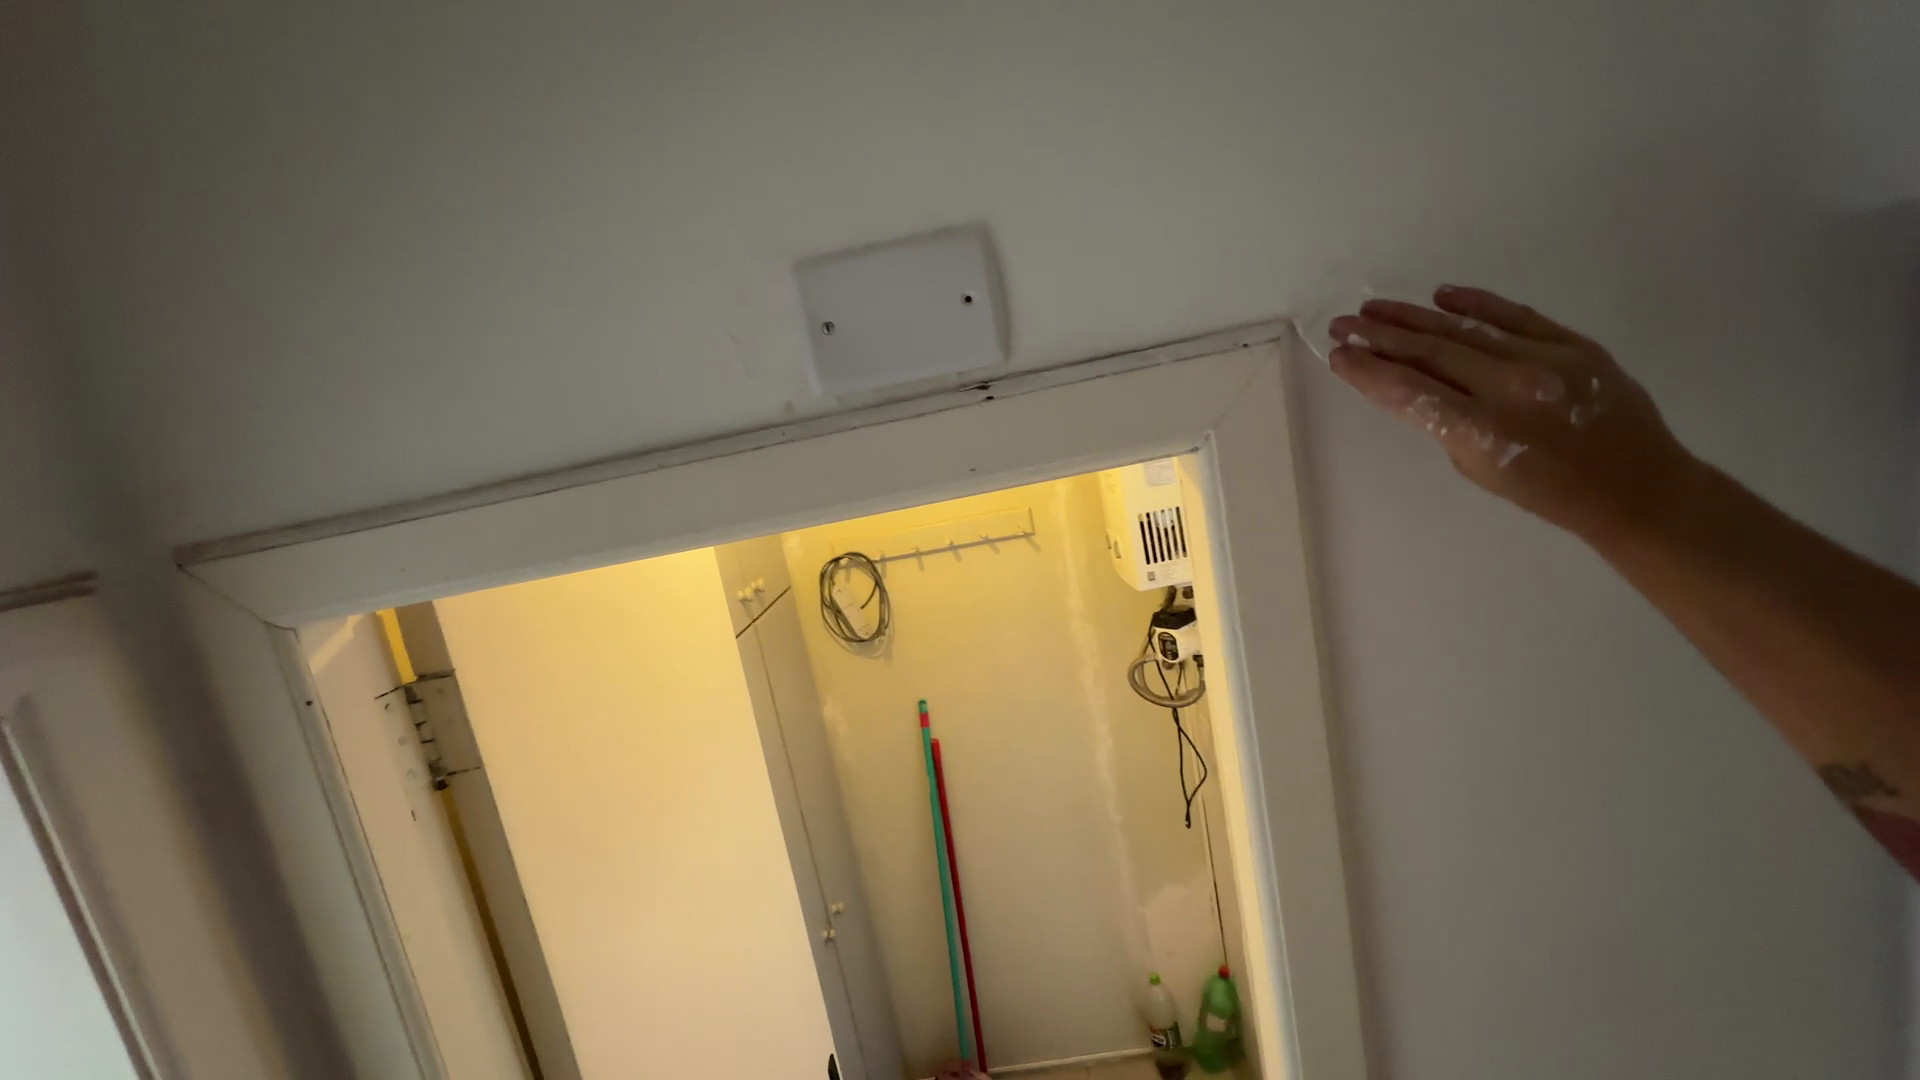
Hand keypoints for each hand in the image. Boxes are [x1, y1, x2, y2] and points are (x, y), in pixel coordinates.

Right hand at [1327, 285, 1699, 541]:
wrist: (1633, 485)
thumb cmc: (1544, 491)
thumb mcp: (1478, 468)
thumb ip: (1446, 423)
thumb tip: (1415, 384)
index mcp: (1483, 430)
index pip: (1410, 392)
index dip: (1369, 371)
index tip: (1339, 356)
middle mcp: (1512, 388)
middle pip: (1430, 352)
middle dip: (1380, 336)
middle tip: (1342, 323)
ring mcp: (1546, 359)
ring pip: (1464, 329)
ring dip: (1413, 317)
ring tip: (1374, 308)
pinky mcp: (1574, 342)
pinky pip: (1515, 315)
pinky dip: (1475, 304)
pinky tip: (1441, 296)